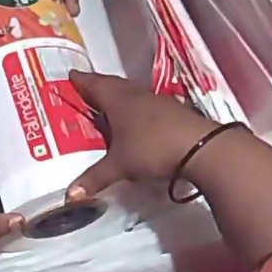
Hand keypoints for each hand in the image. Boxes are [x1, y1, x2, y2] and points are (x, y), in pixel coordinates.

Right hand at [64, 71, 217, 199]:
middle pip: (113, 84)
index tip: (71, 75)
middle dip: (99, 85)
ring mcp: (157, 101)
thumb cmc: (152, 148)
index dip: (81, 81)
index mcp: (118, 101)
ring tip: (109, 102)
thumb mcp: (120, 166)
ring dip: (119, 94)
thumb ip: (95, 178)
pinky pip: (147, 103)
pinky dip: (136, 107)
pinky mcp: (174, 111)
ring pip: (132, 92)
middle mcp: (136, 95)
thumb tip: (70, 195)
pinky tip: (136, 118)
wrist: (201, 148)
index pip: (95, 85)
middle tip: (87, 88)